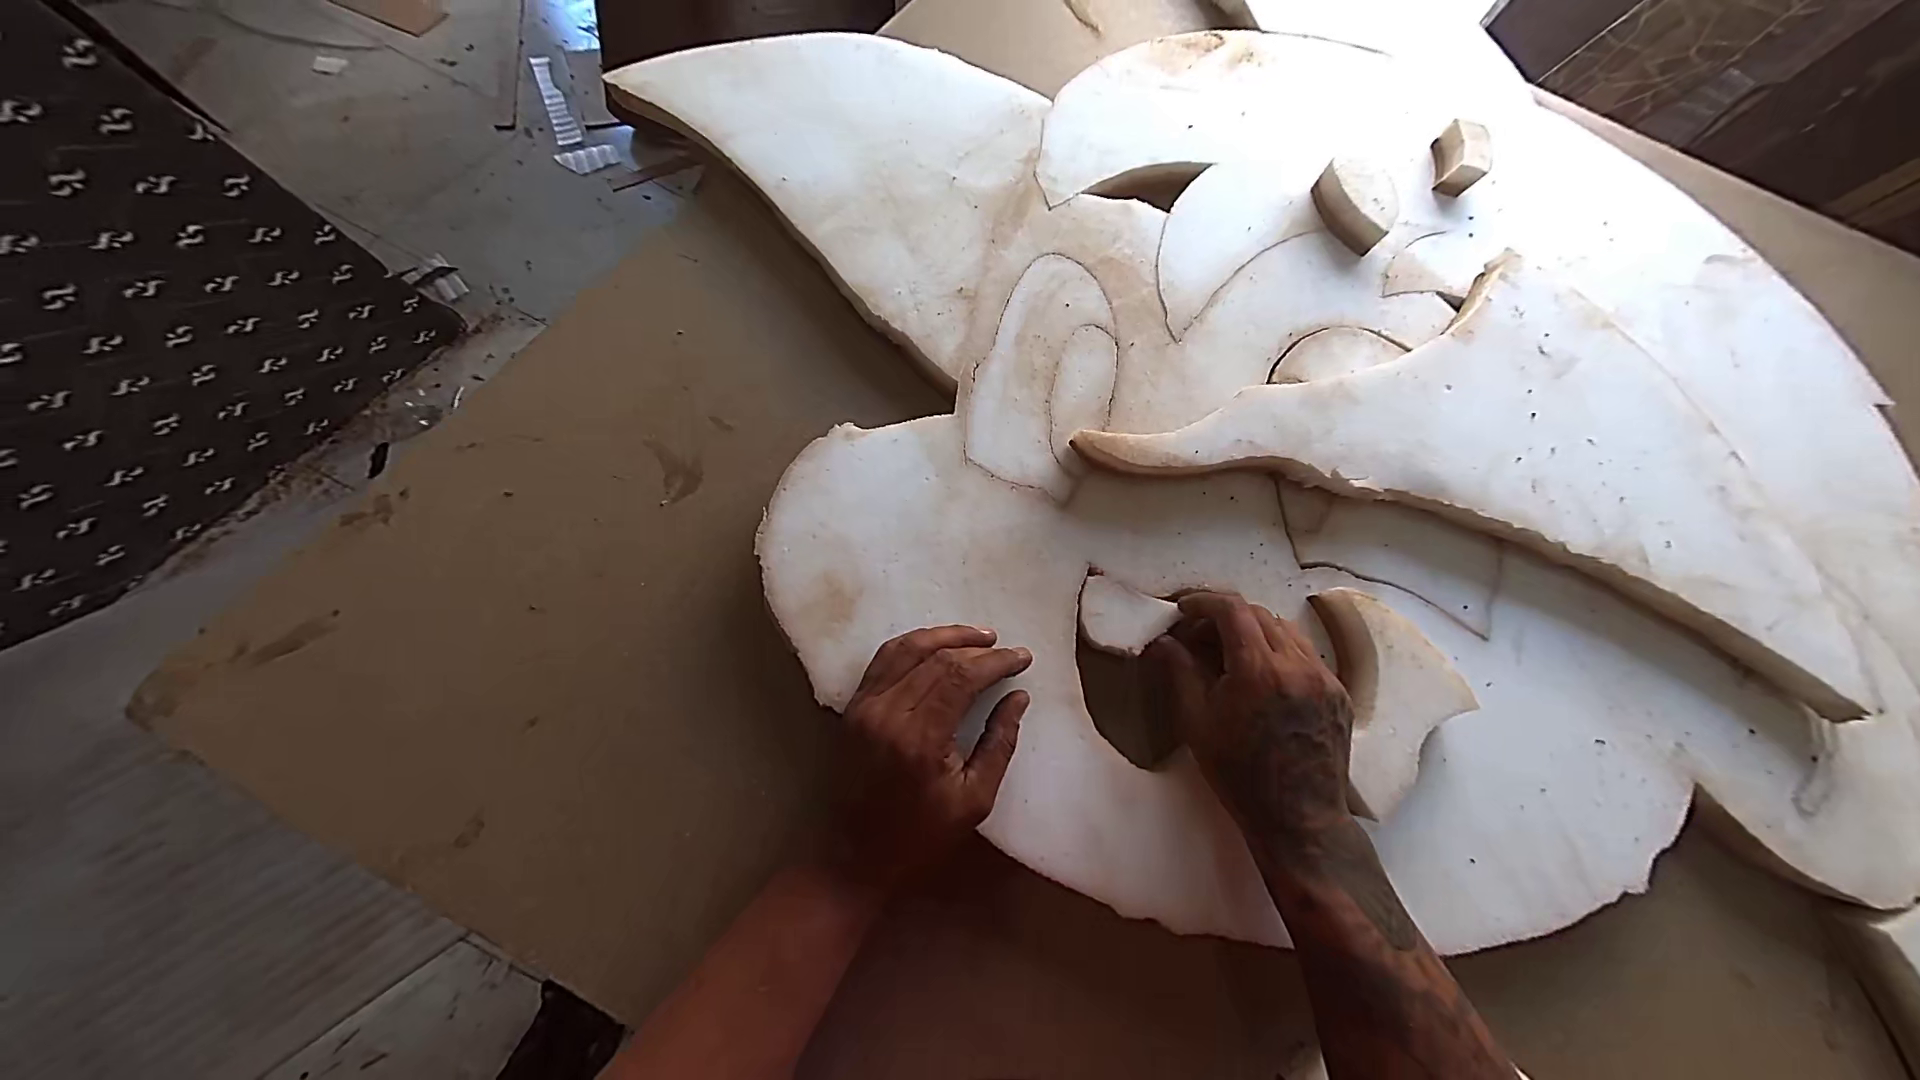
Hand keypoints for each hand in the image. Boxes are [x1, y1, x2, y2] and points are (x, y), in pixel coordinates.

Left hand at [826, 626, 1031, 891]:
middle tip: (1005, 648)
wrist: (854, 858)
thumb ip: (999, 742)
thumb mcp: (974, 799)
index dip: (996, 662)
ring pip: (906, 648)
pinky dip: (912, 644)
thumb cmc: (921, 836)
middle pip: (936, 658)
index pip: (961, 677)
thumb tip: (1019, 697)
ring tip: (977, 636)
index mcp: (919, 738)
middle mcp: (887, 712)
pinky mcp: (853, 707)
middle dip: (976, 648)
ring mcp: (865, 706)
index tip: (1022, 657)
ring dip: (944, 635)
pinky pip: (884, 659)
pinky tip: (935, 645)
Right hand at [1145, 591, 1354, 843]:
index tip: (1182, 609)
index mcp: (1258, 671)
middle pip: (1258, 613)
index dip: (1203, 602)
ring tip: (1228, 652)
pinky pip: (1304, 652)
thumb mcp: (1195, 722)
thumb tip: (1163, 641)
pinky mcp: (1339, 693)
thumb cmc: (1238, 774)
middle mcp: (1297, 665)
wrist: (1299, 819)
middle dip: (1223, 616)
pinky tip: (1258, 673)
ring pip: (1284, 628)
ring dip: (1251, 629)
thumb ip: (1179, 671)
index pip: (1232, 610)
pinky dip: (1276, 649)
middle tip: (1198, 635)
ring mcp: (1324, 678)